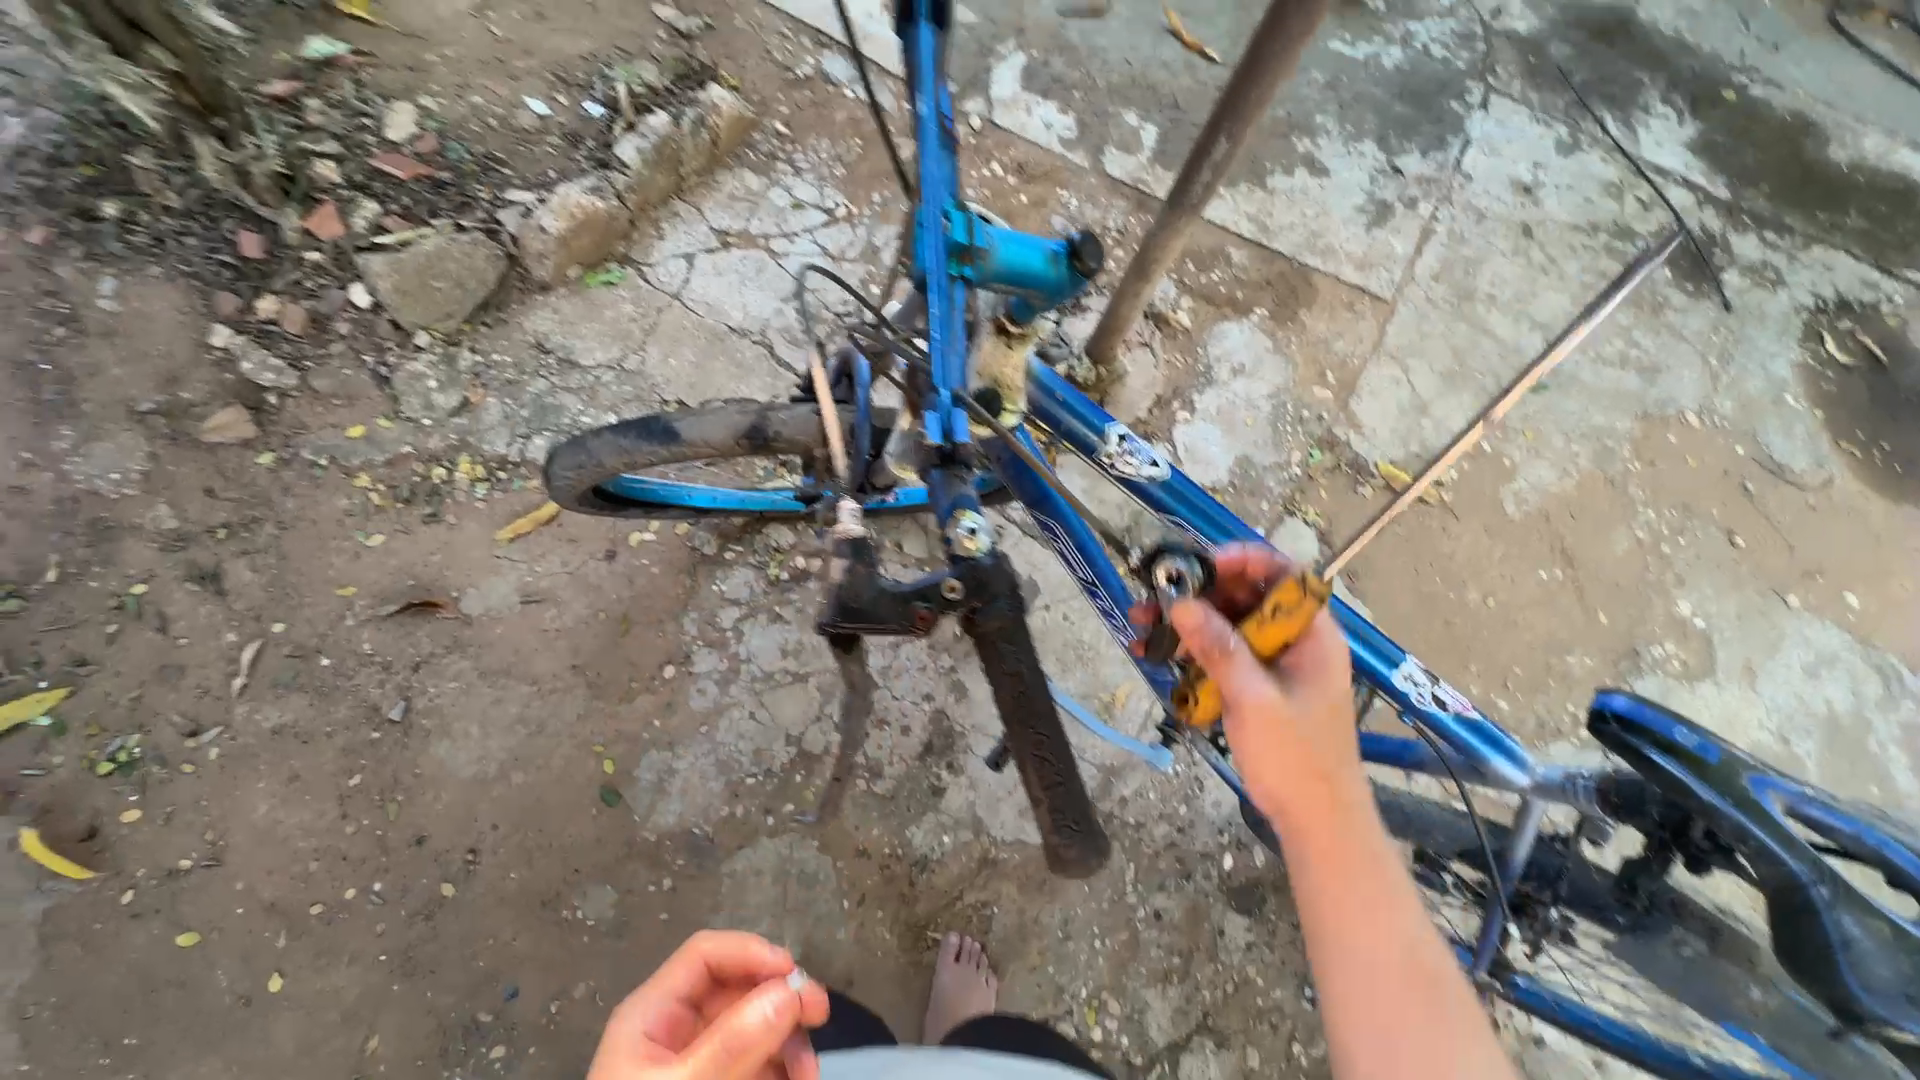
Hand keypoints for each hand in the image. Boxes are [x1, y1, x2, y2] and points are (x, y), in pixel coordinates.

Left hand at [588, 930, 830, 1079]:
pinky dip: (782, 1069)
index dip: (752, 953)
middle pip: (737, 989)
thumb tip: (790, 992)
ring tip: (808, 1074)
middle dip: (781, 999)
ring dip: (789, 1042)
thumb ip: (733, 1044)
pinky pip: (758, 1064)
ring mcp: (697, 1063)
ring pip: (755, 1027)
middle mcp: (676, 1031)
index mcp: (651, 1016)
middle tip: (820, 1014)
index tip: (794, 975)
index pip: (706, 957)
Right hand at [1164, 545, 1359, 819]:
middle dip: (1199, 594)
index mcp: (1312, 634)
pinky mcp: (1255, 686)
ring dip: (1187, 623)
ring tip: (1142, 627)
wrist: (1315, 820)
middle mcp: (1294, 640)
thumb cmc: (1296, 758)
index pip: (1282, 574)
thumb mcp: (1254, 699)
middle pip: (1246, 596)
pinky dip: (1191, 651)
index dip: (1242, 560)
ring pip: (1228, 625)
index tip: (1197, 565)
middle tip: (1154, 600)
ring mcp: (1274, 664)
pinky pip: (1221, 654)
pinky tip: (1156, 655)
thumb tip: (1180, 603)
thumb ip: (1219, 648)